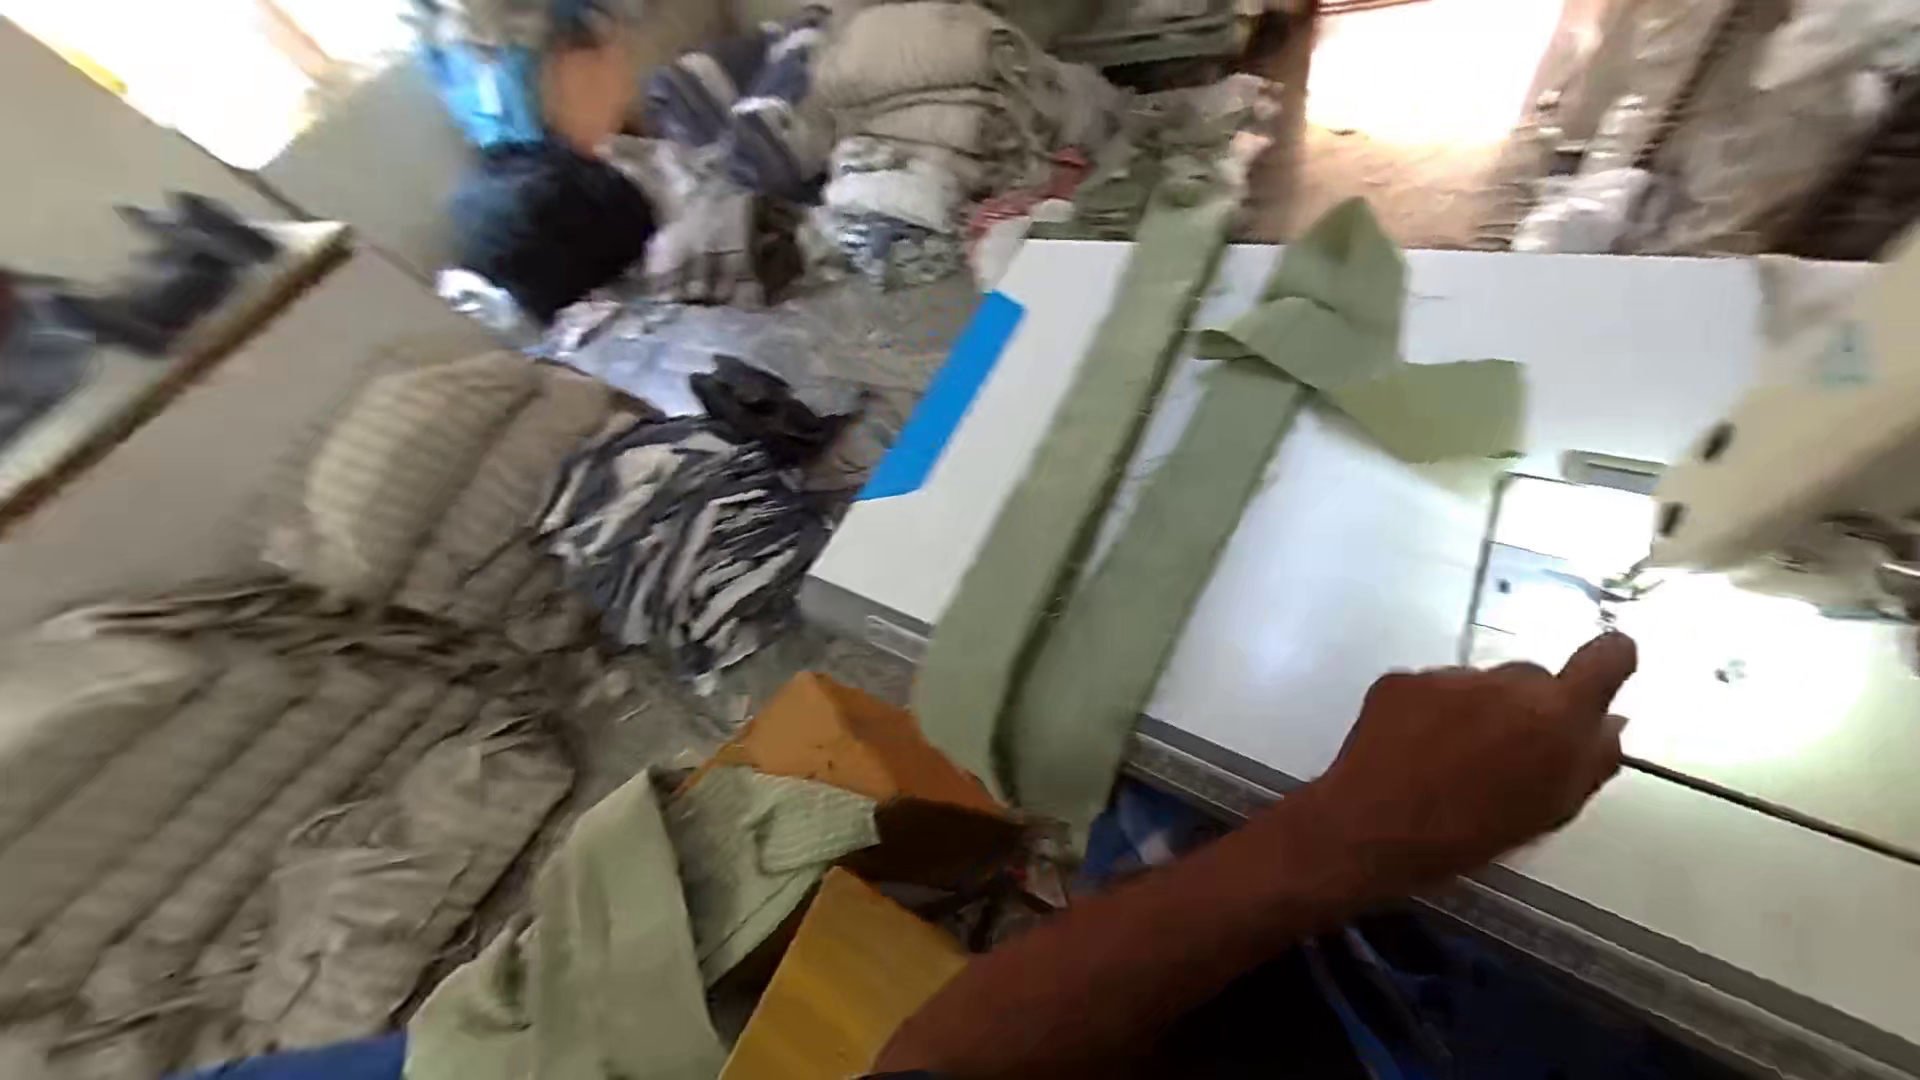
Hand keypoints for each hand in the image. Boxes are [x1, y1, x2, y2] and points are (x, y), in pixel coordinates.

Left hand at [1304, 631, 1636, 890]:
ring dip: (1472, 705)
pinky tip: (1414, 741)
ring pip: (1472, 683)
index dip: (1610, 657)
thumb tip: (1606, 722)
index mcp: (1553, 715)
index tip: (1614, 651)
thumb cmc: (1475, 828)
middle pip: (1527, 678)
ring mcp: (1440, 676)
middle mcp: (1499, 682)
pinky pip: (1425, 687)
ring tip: (1450, 751)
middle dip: (1526, 703)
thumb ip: (1589, 757)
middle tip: (1507, 744)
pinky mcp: (1396, 678)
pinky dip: (1427, 706)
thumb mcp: (1553, 805)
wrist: (1378, 819)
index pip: (1600, 663)